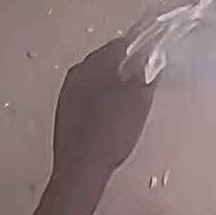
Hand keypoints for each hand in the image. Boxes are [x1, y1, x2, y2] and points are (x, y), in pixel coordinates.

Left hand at [52, 38, 154, 183]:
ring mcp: (67, 93)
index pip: (120, 44)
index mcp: (94, 62)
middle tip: (142, 81)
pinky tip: (110, 117)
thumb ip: (146, 74)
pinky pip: (86, 97)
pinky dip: (99, 101)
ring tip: (128, 101)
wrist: (82, 170)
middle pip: (105, 61)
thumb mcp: (139, 100)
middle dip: (124, 68)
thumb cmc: (112, 130)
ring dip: (110, 85)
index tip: (151, 60)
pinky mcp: (63, 113)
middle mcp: (77, 71)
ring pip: (94, 79)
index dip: (138, 50)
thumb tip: (151, 59)